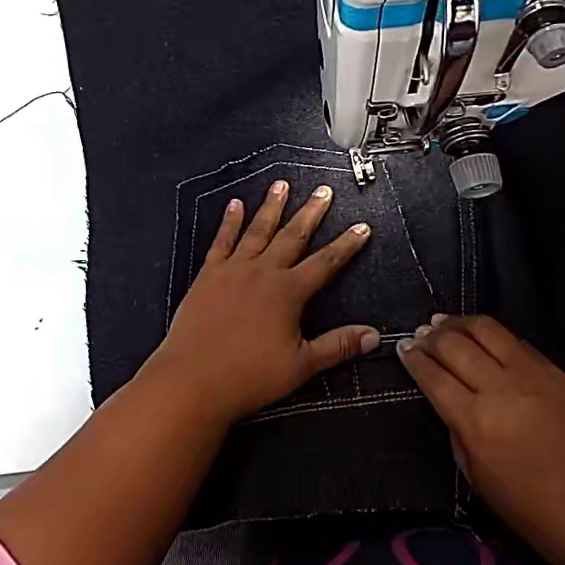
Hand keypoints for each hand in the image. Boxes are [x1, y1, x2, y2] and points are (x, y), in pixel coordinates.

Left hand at [143, 180, 378, 423]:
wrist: (193, 380)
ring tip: (281, 185)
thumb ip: (338, 346)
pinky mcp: (208, 276)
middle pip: (293, 236)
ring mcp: (233, 270)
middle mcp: (262, 273)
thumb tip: (372, 336)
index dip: (346, 245)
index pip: (326, 262)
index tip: (361, 228)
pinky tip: (234, 206)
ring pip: (258, 230)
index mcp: (287, 292)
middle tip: (323, 191)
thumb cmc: (247, 376)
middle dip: (311, 212)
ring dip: (272, 207)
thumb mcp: (301, 365)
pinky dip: (229, 222)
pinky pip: (222, 241)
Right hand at [398, 315, 564, 564]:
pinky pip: (514, 341)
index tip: (402, 349)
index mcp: (477, 423)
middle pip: (454, 345)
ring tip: (442, 323)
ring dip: (458, 323)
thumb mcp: (479, 479)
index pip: (433, 375)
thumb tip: (448, 401)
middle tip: (419, 335)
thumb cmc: (537, 513)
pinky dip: (490, 335)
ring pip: (485, 330)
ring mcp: (531, 374)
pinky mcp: (555, 371)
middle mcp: (501, 389)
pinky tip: (481, 338)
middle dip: (430, 336)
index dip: (413, 358)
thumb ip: (458, 432)